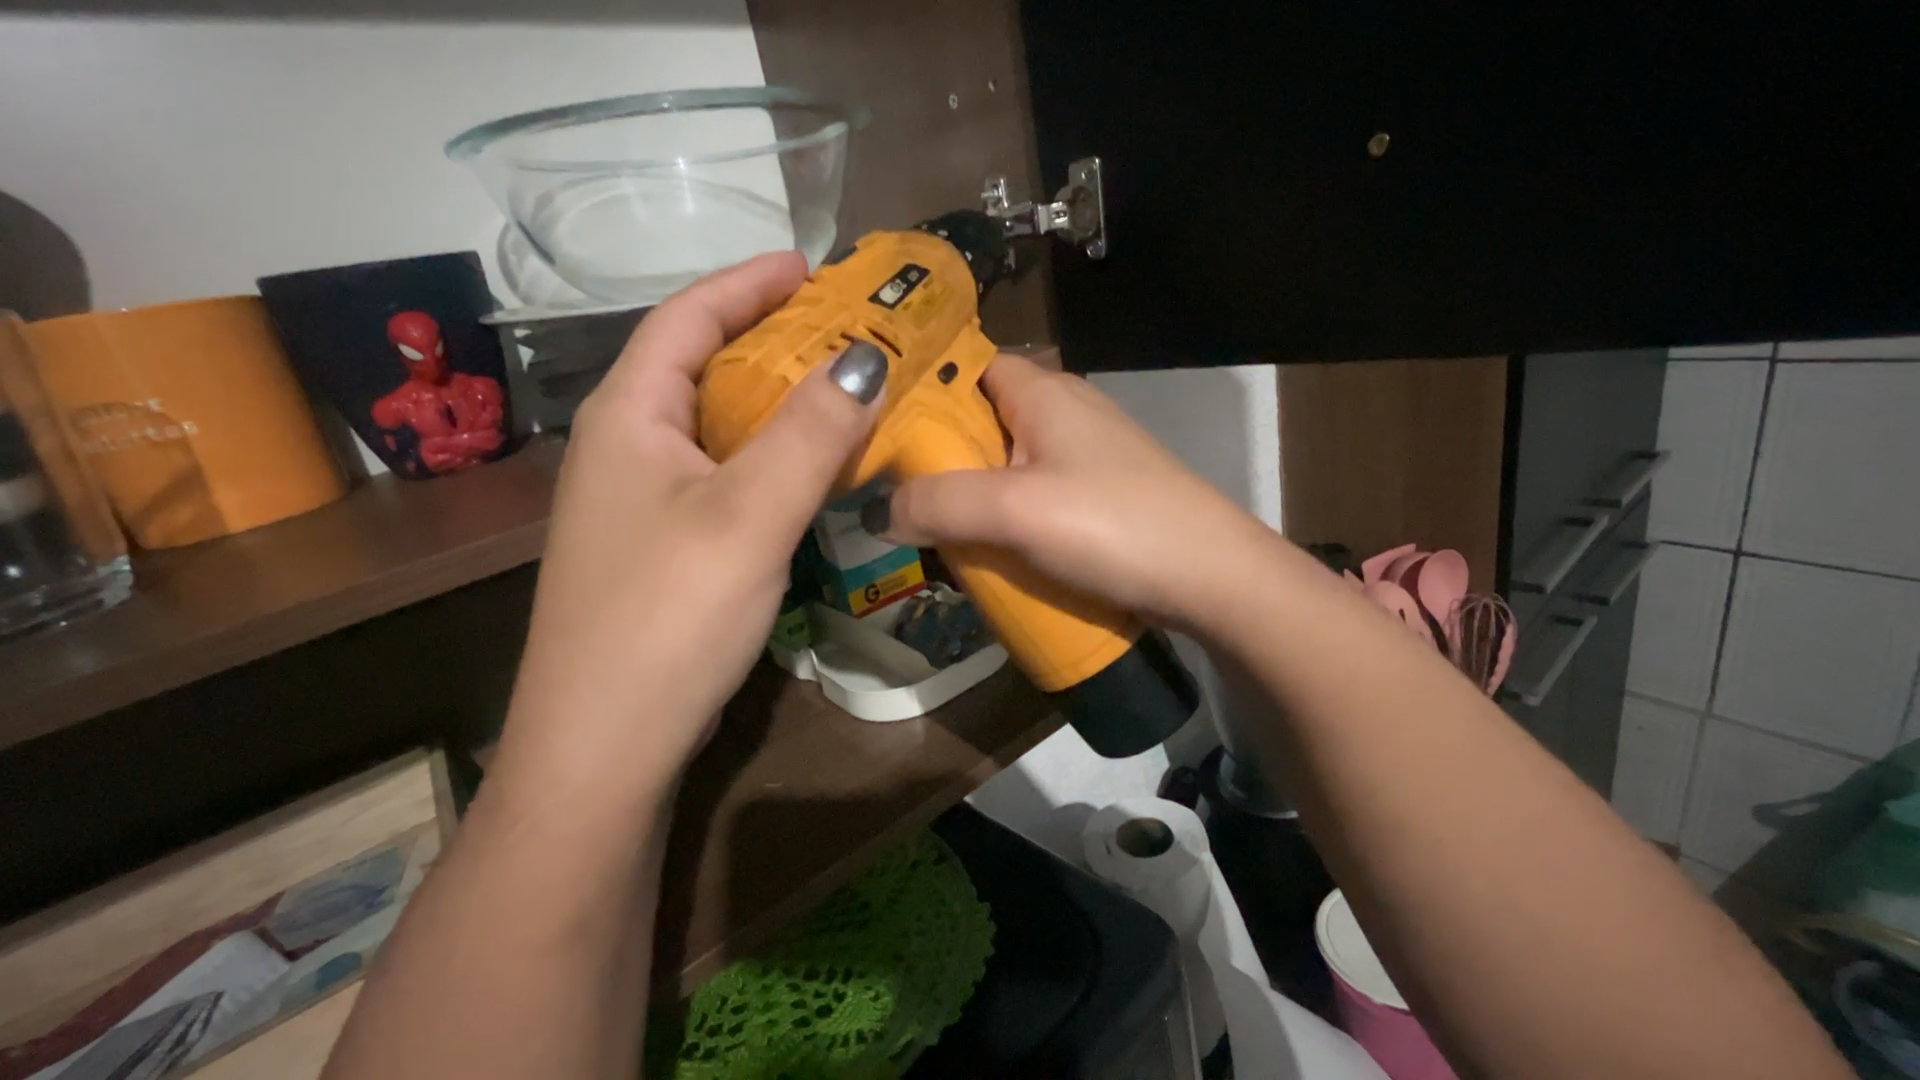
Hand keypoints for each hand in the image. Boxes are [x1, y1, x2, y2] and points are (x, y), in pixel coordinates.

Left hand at [501, 253, 881, 788]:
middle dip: (770, 341)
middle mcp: (623, 449)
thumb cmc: (667, 616)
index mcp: (628, 417)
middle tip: (846, 335)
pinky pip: (718, 478)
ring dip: (774, 405)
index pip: (687, 318)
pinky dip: (766, 461)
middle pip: (699, 369)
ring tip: (840, 396)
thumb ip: (809, 434)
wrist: (600, 748)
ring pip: (712, 430)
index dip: (747, 283)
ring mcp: (636, 505)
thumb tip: (865, 359)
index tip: (813, 266)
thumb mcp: (747, 516)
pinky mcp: (657, 551)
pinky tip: (807, 479)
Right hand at [880, 353, 1273, 629]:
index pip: (965, 366)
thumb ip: (939, 504)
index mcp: (1042, 392)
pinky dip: (1006, 519)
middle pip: (981, 419)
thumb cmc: (1112, 525)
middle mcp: (1065, 411)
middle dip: (938, 457)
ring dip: (971, 496)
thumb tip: (878, 514)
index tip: (873, 426)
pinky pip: (1034, 497)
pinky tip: (988, 552)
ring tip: (930, 532)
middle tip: (891, 494)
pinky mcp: (1101, 495)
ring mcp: (1087, 455)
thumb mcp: (1013, 510)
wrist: (1214, 579)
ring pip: (1006, 465)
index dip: (920, 389)